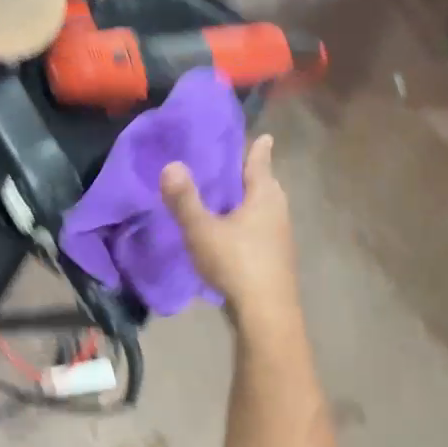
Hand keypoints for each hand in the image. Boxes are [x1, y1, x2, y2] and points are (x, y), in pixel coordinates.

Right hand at [160, 134, 298, 321]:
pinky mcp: (272, 255)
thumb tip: (170, 165)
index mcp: (264, 197)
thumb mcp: (202, 229)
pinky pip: (256, 225)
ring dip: (245, 198)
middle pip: (264, 184)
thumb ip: (184, 199)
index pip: (260, 164)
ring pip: (261, 207)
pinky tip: (227, 227)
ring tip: (225, 193)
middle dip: (250, 173)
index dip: (257, 149)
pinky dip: (243, 218)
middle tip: (233, 161)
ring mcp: (277, 235)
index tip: (262, 135)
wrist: (265, 311)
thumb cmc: (236, 262)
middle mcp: (277, 211)